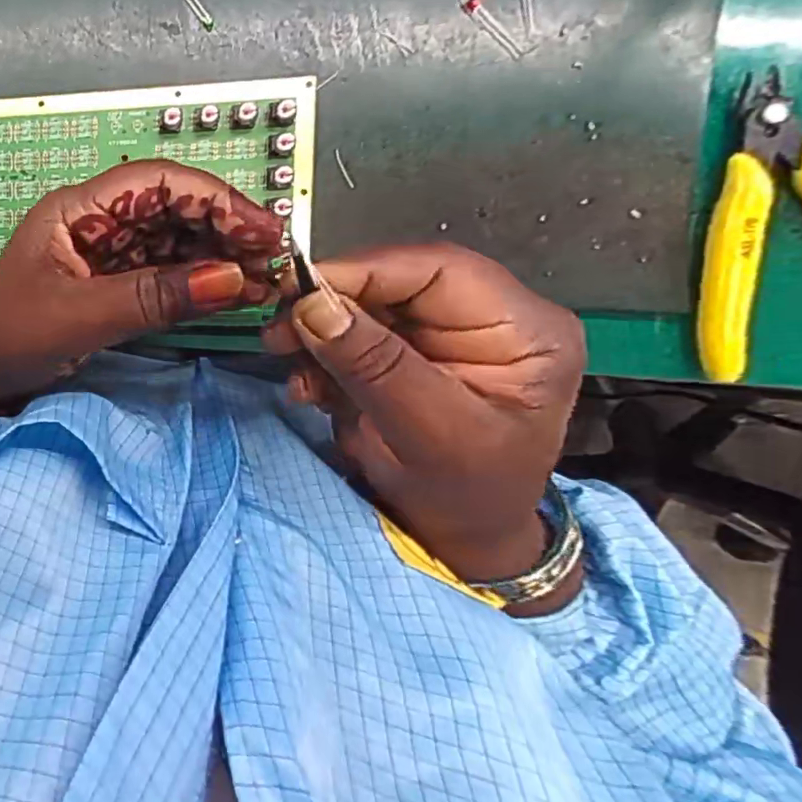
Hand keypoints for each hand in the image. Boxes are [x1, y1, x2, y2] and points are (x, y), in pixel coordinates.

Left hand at [0, 161, 287, 445]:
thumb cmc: (9, 337)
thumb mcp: (79, 316)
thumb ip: (153, 297)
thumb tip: (232, 279)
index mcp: (75, 211)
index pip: (154, 182)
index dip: (212, 197)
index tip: (258, 228)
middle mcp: (93, 223)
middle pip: (170, 207)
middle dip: (222, 227)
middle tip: (269, 258)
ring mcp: (103, 252)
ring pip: (171, 239)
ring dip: (215, 255)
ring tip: (260, 279)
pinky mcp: (110, 283)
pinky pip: (162, 271)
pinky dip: (196, 281)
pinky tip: (229, 292)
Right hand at [261, 243, 586, 600]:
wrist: (454, 533)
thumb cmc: (463, 491)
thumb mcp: (425, 431)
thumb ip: (373, 364)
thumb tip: (312, 305)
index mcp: (521, 330)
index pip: (437, 269)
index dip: (364, 271)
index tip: (298, 293)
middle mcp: (481, 319)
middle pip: (392, 282)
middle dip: (329, 306)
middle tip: (279, 333)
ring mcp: (438, 334)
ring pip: (360, 304)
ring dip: (315, 332)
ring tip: (287, 362)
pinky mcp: (401, 351)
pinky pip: (347, 332)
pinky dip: (316, 354)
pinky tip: (308, 386)